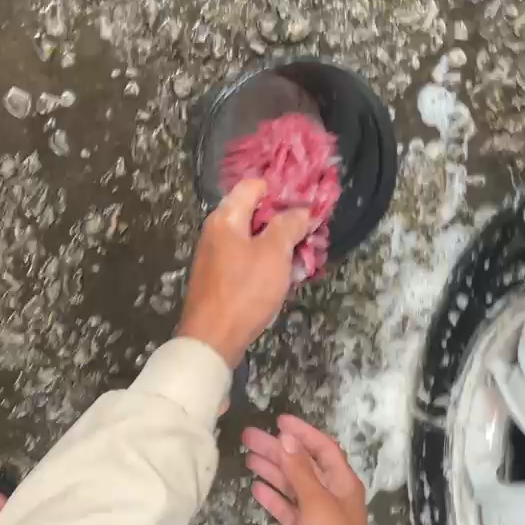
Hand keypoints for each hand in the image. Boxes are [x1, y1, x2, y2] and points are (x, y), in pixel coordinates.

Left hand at [176, 179, 315, 367]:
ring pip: (254, 240)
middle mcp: (217, 231)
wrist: (212, 338)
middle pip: (255, 213)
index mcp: (226, 217)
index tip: (307, 206)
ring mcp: (216, 255)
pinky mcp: (220, 278)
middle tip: (311, 235)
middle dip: (285, 222)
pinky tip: (286, 277)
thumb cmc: (245, 291)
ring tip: (305, 258)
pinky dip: (267, 263)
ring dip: (280, 246)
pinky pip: (248, 260)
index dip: (282, 191)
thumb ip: (289, 225)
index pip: (254, 186)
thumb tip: (301, 211)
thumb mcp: (274, 253)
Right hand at [243, 415, 378, 524]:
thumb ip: (300, 471)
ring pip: (292, 485)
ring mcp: (317, 514)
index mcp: (342, 482)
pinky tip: (255, 488)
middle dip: (278, 450)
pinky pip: (287, 508)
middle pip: (302, 464)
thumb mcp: (316, 502)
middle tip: (248, 438)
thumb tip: (288, 439)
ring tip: (248, 457)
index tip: (278, 421)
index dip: (302, 432)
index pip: (322, 448)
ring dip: (272, 470)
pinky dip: (273, 497)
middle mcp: (331, 494)